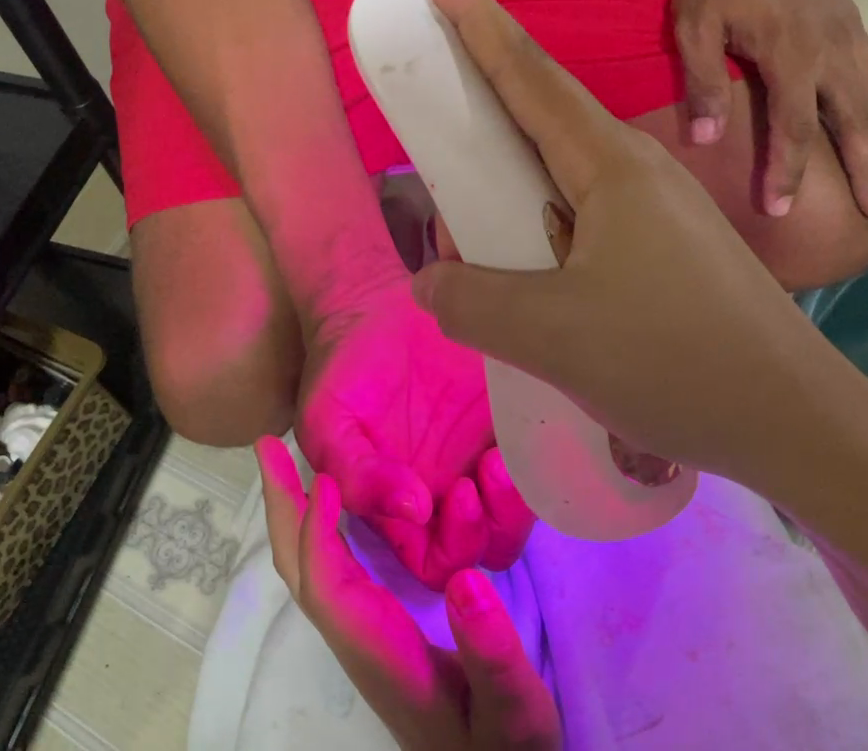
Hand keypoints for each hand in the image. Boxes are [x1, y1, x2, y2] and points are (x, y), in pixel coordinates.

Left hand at [256, 437, 560, 750]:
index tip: (327, 474)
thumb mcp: (516, 708)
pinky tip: (336, 499)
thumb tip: (465, 580)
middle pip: (300, 570)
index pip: (328, 587)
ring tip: (290, 458)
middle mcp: (358, 641)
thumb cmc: (505, 745)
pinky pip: (334, 567)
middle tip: (268, 447)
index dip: (319, 529)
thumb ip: (492, 653)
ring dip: (295, 510)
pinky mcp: (377, 629)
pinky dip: (323, 524)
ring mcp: (363, 635)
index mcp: (381, 655)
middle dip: (281, 507)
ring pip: (311, 567)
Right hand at [296, 274, 536, 588]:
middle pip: (487, 545)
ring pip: (519, 509)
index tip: (452, 497)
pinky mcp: (511, 421)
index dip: (452, 548)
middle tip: (480, 475)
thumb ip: (354, 473)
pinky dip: (538, 458)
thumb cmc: (344, 369)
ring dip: (516, 498)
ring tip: (497, 455)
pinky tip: (520, 429)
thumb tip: (411, 510)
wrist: (375, 306)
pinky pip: (540, 459)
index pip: (438, 562)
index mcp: (403, 505)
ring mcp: (483, 456)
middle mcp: (448, 490)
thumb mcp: (327, 423)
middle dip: (490, 525)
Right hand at [409, 0, 838, 485]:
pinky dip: (544, 239)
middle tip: (435, 148)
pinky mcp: (671, 254)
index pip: (529, 76)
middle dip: (481, 120)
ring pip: (564, 184)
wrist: (793, 420)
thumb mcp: (548, 334)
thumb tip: (431, 281)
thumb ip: (469, 301)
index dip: (477, 26)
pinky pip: (588, 227)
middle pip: (543, 124)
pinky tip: (533, 288)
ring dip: (512, 196)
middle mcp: (639, 173)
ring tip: (477, 245)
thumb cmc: (672, 359)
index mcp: (611, 167)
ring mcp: (662, 214)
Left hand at [672, 0, 867, 220]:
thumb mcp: (693, 25)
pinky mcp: (852, 25)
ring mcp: (848, 36)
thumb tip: (704, 138)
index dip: (786, 172)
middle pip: (858, 122)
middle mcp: (830, 51)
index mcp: (790, 55)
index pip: (792, 128)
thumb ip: (700, 81)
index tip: (780, 210)